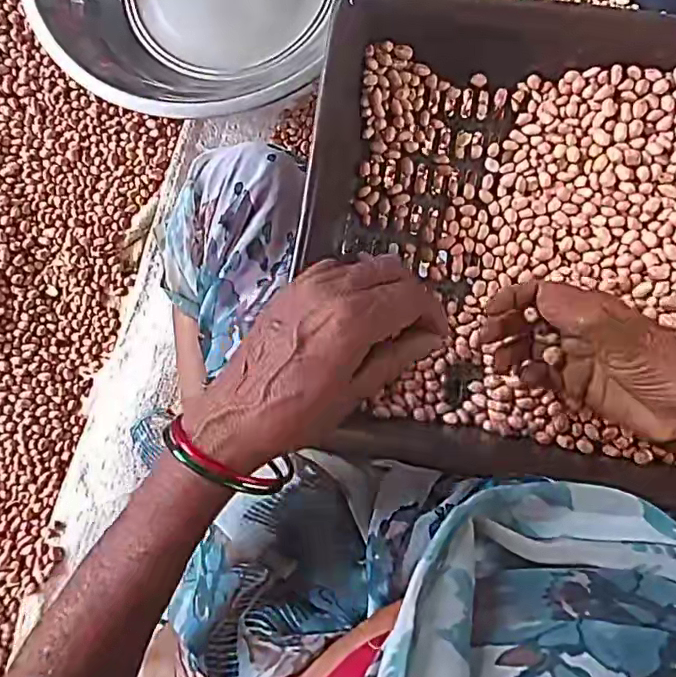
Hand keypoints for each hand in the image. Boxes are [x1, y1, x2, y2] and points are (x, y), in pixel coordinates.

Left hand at [184, 255, 447, 471]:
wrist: (239, 412)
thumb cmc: (296, 412)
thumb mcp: (356, 391)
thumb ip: (397, 355)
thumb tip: (428, 338)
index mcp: (353, 319)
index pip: (411, 295)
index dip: (432, 312)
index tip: (436, 330)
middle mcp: (332, 290)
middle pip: (392, 269)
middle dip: (412, 293)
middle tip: (416, 323)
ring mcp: (308, 283)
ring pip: (365, 264)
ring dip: (384, 284)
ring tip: (386, 318)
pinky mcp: (292, 286)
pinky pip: (336, 268)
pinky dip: (355, 281)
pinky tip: (352, 309)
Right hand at [474, 281, 675, 443]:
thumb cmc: (666, 368)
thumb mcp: (622, 335)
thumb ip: (578, 314)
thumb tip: (537, 296)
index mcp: (591, 308)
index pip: (541, 293)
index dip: (512, 299)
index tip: (489, 313)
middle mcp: (581, 329)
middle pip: (530, 319)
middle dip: (505, 327)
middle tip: (485, 342)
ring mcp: (579, 358)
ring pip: (532, 347)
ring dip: (512, 353)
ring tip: (501, 366)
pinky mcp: (579, 386)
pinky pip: (544, 375)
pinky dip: (529, 376)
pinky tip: (526, 382)